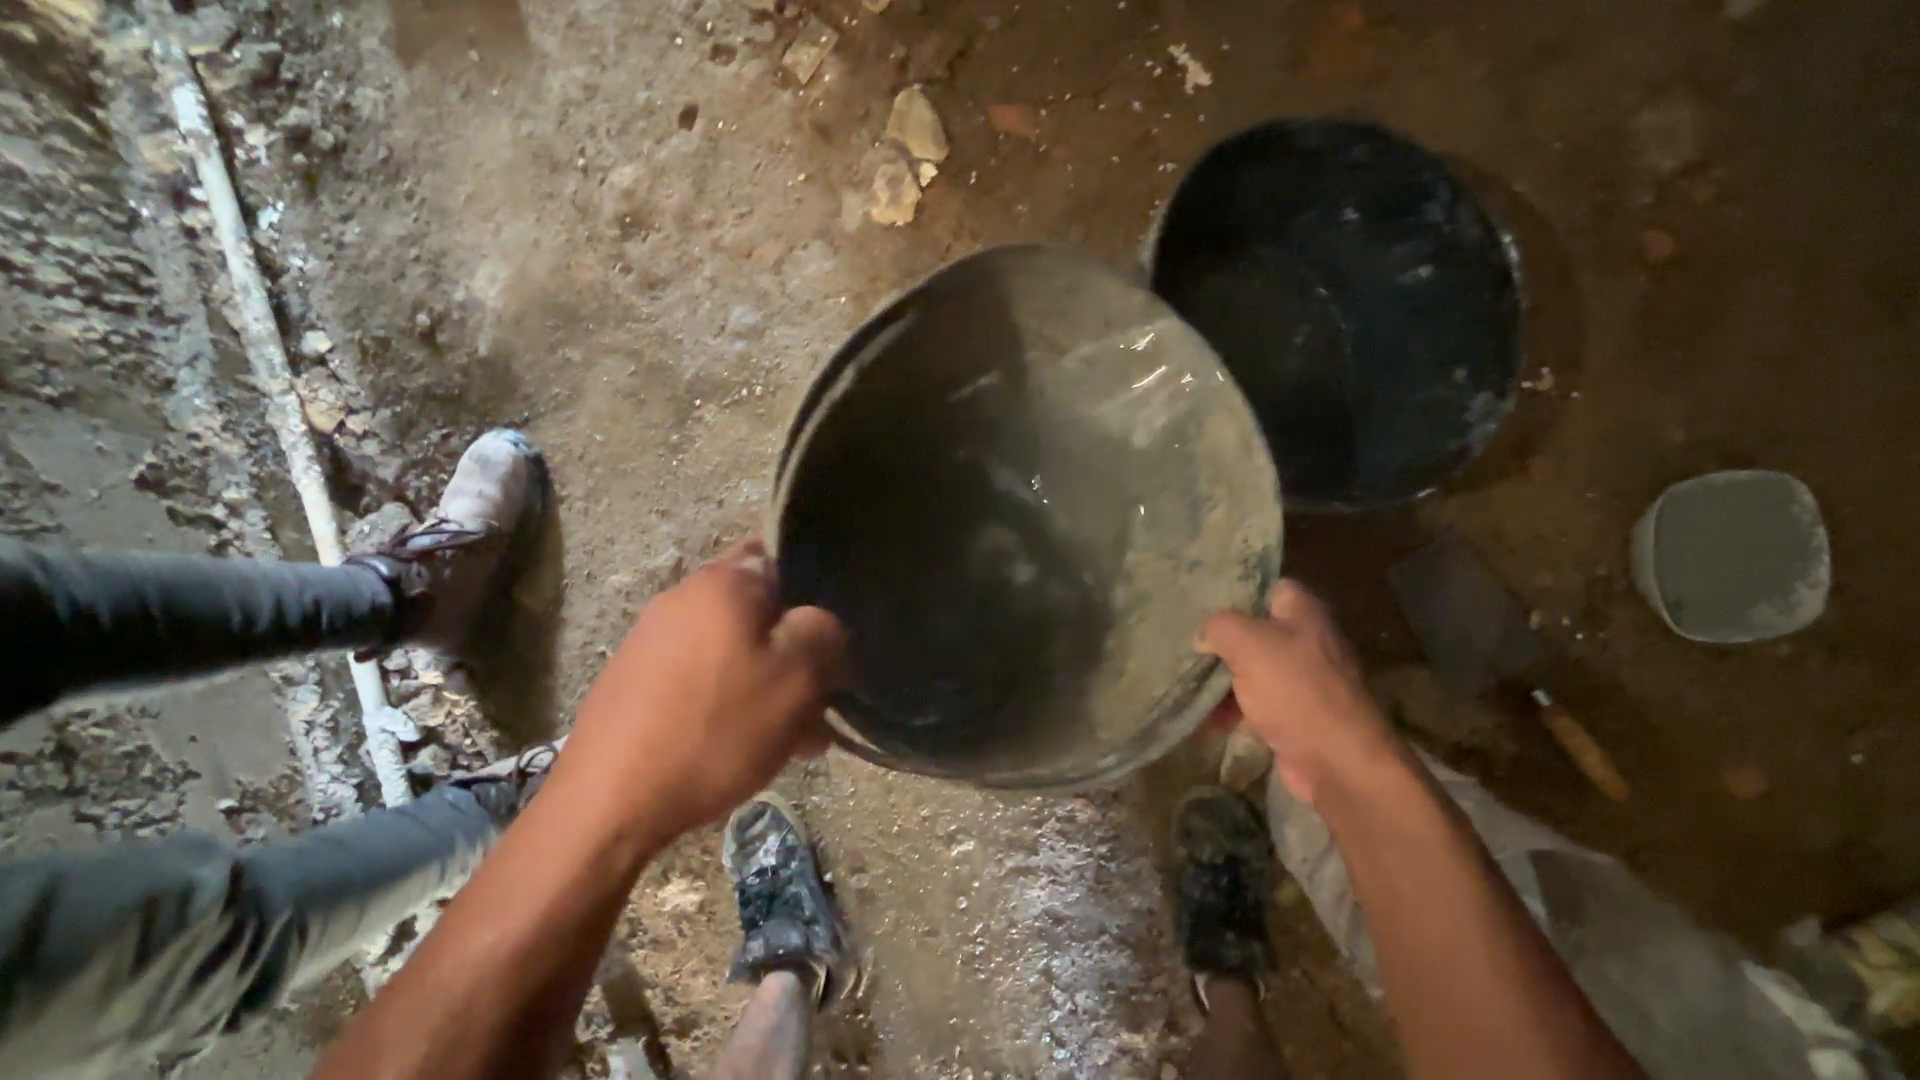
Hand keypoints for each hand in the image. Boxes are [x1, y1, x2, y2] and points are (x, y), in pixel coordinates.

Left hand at [561, 538, 846, 836]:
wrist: (608, 803)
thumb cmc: (715, 731)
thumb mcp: (797, 681)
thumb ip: (824, 633)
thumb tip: (819, 624)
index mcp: (722, 582)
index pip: (783, 555)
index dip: (819, 592)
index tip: (836, 638)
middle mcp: (682, 597)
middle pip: (761, 610)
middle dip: (795, 650)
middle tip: (822, 700)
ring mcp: (652, 639)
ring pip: (735, 649)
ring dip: (769, 683)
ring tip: (794, 737)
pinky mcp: (635, 680)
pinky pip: (703, 676)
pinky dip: (732, 701)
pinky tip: (746, 746)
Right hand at [1199, 580, 1403, 804]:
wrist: (1337, 760)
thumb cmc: (1295, 690)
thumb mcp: (1249, 644)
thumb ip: (1220, 627)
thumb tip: (1205, 636)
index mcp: (1303, 612)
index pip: (1267, 587)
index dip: (1236, 593)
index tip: (1201, 603)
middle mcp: (1307, 640)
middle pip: (1255, 630)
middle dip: (1221, 641)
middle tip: (1185, 645)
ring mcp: (1303, 679)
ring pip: (1252, 669)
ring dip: (1221, 680)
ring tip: (1186, 687)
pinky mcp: (1296, 714)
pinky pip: (1256, 703)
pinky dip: (1233, 709)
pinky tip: (1208, 720)